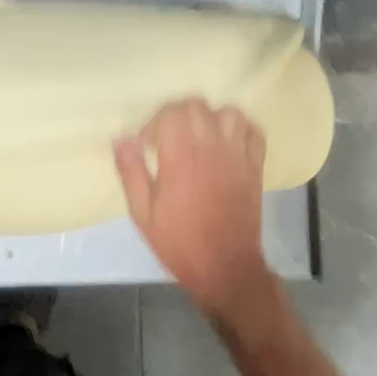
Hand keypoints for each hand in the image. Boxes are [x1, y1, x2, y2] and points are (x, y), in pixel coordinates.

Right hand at [115, 98, 273, 315]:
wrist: (226, 268)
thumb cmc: (179, 243)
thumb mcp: (143, 214)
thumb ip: (131, 172)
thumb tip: (121, 138)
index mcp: (180, 159)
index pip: (170, 114)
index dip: (154, 122)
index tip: (147, 143)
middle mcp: (210, 150)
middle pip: (196, 107)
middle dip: (178, 114)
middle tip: (168, 136)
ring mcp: (237, 157)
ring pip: (228, 113)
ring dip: (210, 118)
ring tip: (198, 136)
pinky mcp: (255, 168)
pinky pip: (254, 133)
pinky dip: (240, 130)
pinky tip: (226, 142)